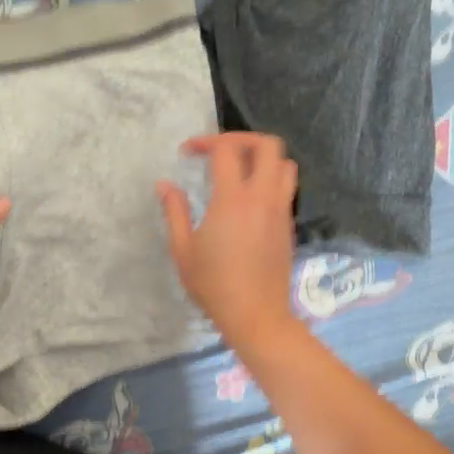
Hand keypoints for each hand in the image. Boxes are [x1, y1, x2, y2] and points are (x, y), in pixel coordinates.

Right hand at [158, 132, 298, 345]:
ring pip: (285, 163)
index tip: (187, 152)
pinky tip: (249, 198)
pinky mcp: (287, 224)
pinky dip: (270, 179)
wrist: (256, 314)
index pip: (225, 150)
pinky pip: (286, 187)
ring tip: (240, 169)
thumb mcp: (183, 249)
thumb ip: (174, 212)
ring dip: (262, 157)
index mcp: (233, 199)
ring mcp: (280, 209)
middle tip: (219, 150)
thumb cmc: (213, 284)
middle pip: (267, 145)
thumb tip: (165, 185)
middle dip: (241, 138)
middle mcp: (262, 197)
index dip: (205, 142)